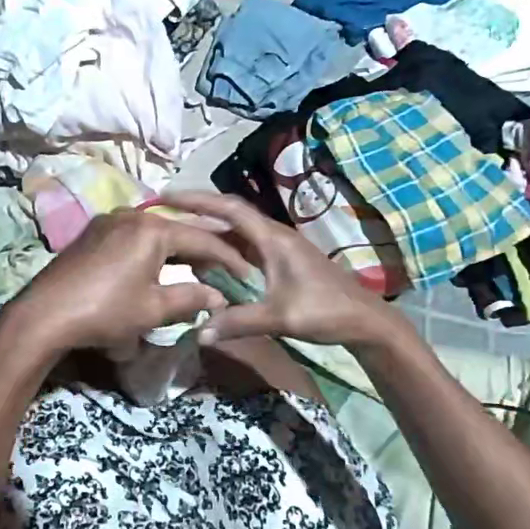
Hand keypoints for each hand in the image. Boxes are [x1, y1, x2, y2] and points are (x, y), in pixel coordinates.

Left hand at [0, 208, 252, 352]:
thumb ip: (190, 298)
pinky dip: (150, 249)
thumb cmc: (106, 311)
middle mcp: (132, 215)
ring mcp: (108, 221)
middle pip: (177, 230)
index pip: (202, 239)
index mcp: (152, 229)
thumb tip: (217, 297)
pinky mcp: (92, 233)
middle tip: (224, 268)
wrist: (45, 314)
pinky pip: (132, 235)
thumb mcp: (153, 310)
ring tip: (194, 267)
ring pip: (154, 231)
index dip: (228, 258)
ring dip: (175, 248)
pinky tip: (156, 265)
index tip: (246, 274)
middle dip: (202, 249)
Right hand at [163, 191, 399, 347]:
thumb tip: (198, 332)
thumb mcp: (280, 318)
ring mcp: (279, 247)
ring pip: (237, 231)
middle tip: (164, 213)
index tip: (167, 196)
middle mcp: (274, 235)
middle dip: (197, 210)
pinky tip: (208, 261)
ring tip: (178, 235)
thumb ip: (239, 322)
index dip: (197, 200)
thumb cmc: (325, 311)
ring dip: (209, 230)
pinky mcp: (282, 260)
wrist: (365, 320)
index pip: (229, 209)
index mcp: (273, 239)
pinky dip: (223, 248)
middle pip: (230, 214)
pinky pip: (245, 246)